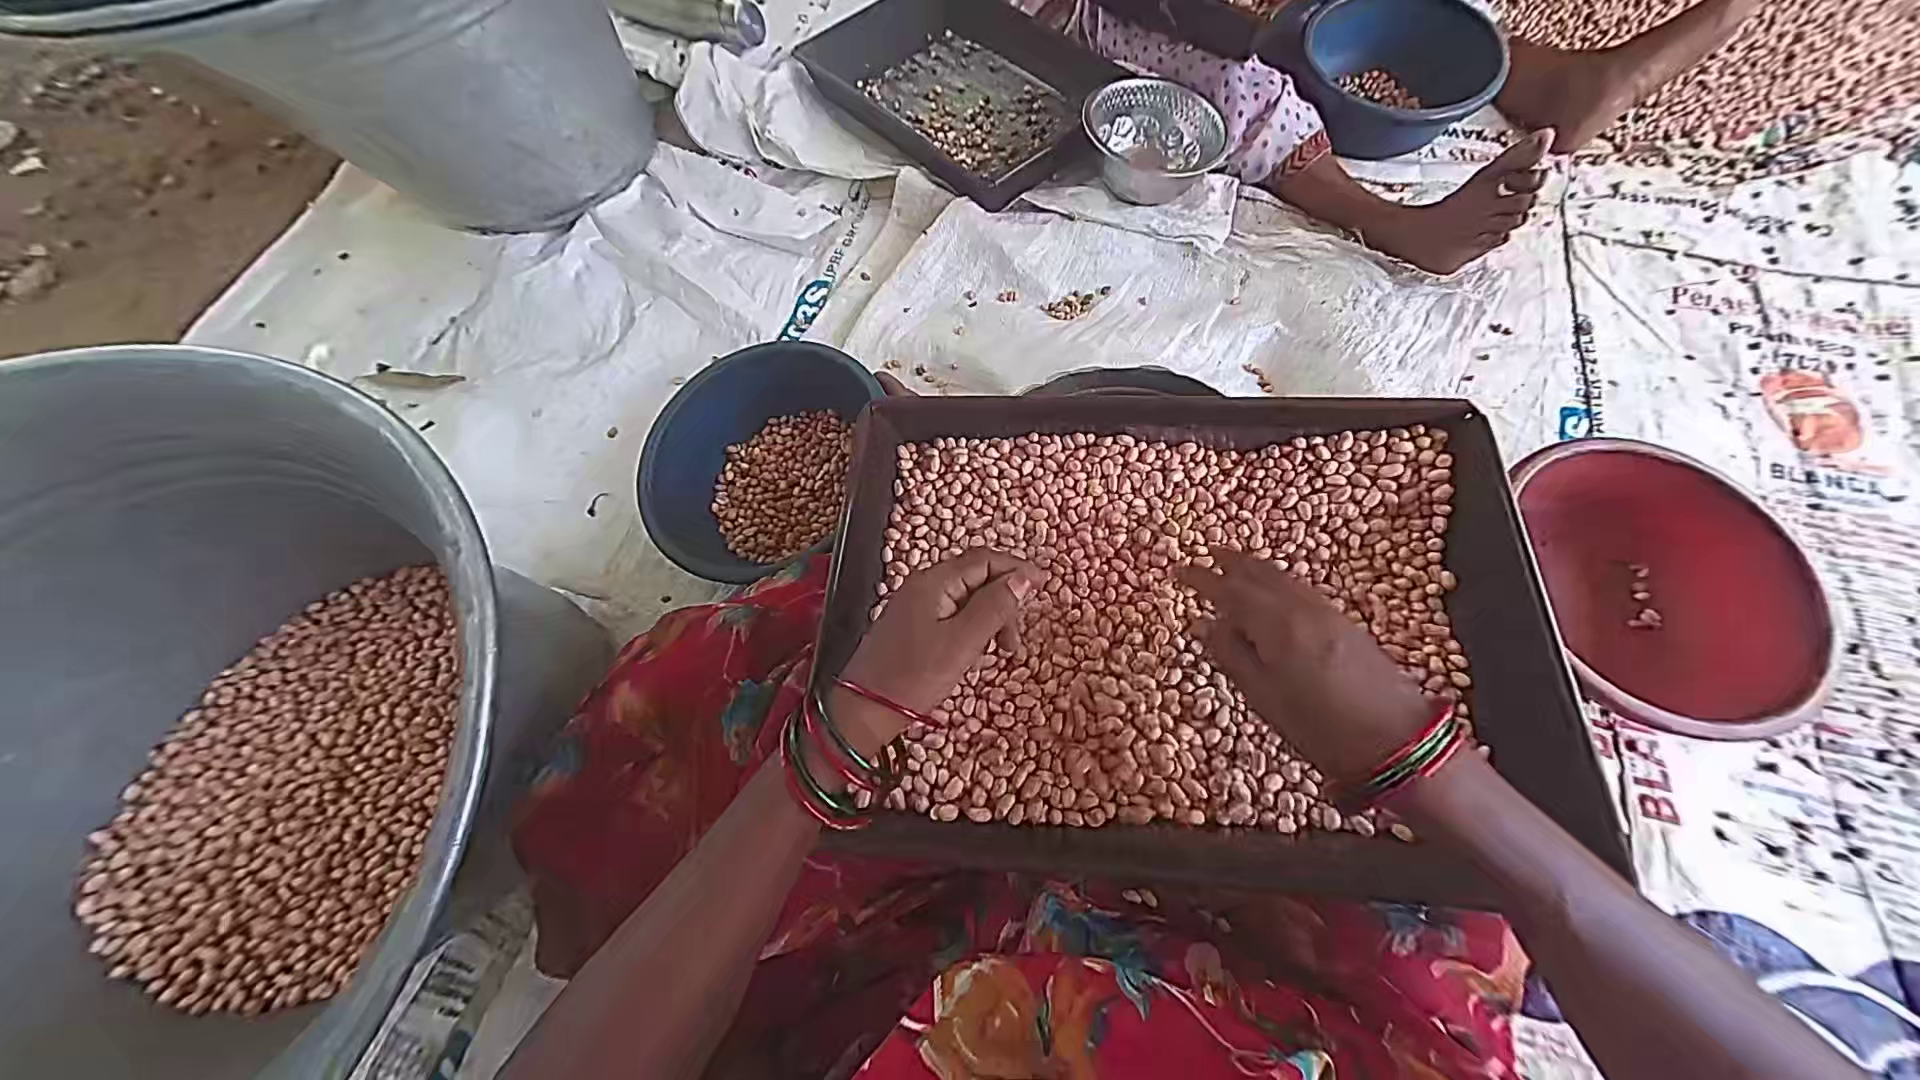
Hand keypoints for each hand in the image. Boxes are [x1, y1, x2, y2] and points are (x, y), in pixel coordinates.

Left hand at [839, 548, 1043, 719]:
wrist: (862, 711)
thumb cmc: (913, 677)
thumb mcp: (962, 642)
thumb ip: (994, 607)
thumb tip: (1024, 578)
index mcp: (933, 582)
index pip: (983, 559)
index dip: (1015, 569)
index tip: (1044, 586)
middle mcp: (922, 586)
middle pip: (975, 577)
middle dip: (1003, 600)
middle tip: (1015, 641)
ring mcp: (915, 607)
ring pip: (965, 598)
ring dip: (990, 617)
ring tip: (1000, 651)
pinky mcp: (912, 627)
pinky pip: (951, 615)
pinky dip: (972, 628)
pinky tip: (975, 651)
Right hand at [1179, 550, 1430, 786]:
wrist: (1398, 741)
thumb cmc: (1318, 727)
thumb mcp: (1262, 695)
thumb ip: (1230, 653)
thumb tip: (1203, 622)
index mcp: (1276, 625)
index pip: (1229, 590)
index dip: (1201, 579)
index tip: (1178, 570)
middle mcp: (1301, 608)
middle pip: (1259, 574)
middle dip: (1230, 562)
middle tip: (1205, 553)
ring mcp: (1326, 613)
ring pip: (1282, 578)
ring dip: (1254, 567)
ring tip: (1233, 563)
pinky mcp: (1343, 623)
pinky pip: (1299, 588)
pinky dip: (1277, 580)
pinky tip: (1272, 588)